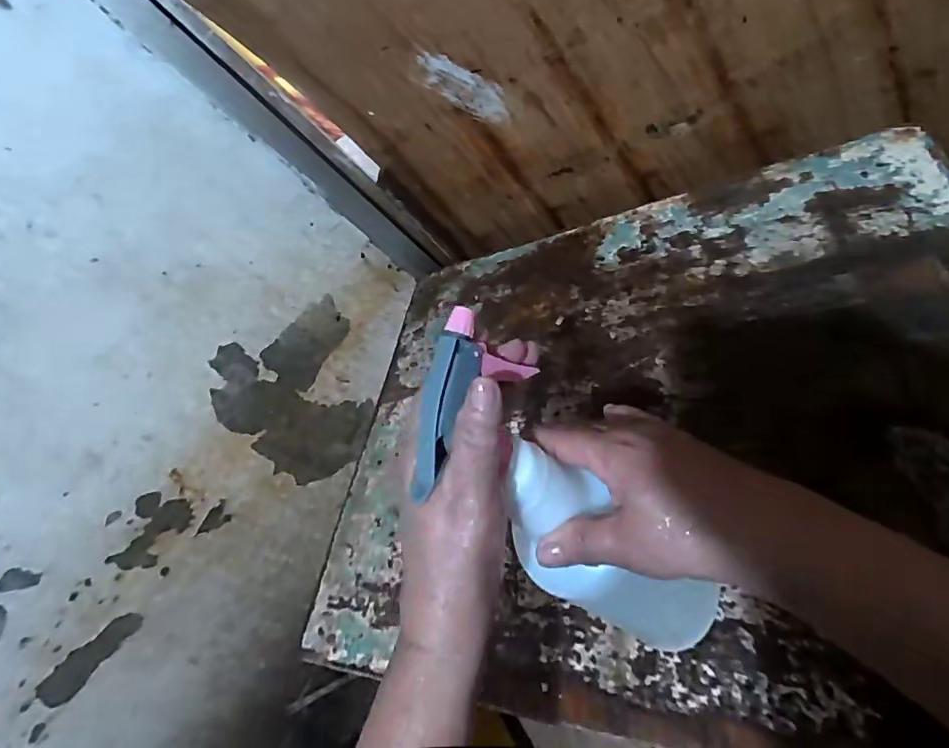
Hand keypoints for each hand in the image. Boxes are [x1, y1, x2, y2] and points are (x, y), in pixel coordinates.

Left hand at [395, 339, 532, 662]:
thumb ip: (476, 437)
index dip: (463, 355)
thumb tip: (484, 379)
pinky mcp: (464, 486)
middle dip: (486, 366)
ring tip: (528, 365)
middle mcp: (428, 453)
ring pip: (470, 414)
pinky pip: (481, 438)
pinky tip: (517, 412)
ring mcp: (446, 470)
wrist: (452, 619)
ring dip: (495, 387)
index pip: (439, 386)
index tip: (488, 329)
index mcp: (420, 449)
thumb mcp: (468, 493)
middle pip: (457, 395)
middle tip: (525, 349)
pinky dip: (500, 416)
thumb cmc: (456, 556)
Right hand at [530, 404, 812, 593]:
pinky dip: (621, 429)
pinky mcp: (682, 442)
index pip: (565, 435)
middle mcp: (634, 431)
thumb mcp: (627, 544)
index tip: (516, 453)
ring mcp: (661, 432)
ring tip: (579, 457)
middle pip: (588, 426)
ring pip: (615, 423)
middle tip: (542, 465)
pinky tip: (625, 446)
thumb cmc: (683, 533)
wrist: (754, 523)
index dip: (539, 441)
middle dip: (564, 439)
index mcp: (615, 450)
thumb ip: (583, 541)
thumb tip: (542, 547)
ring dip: (594, 434)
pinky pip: (638, 425)